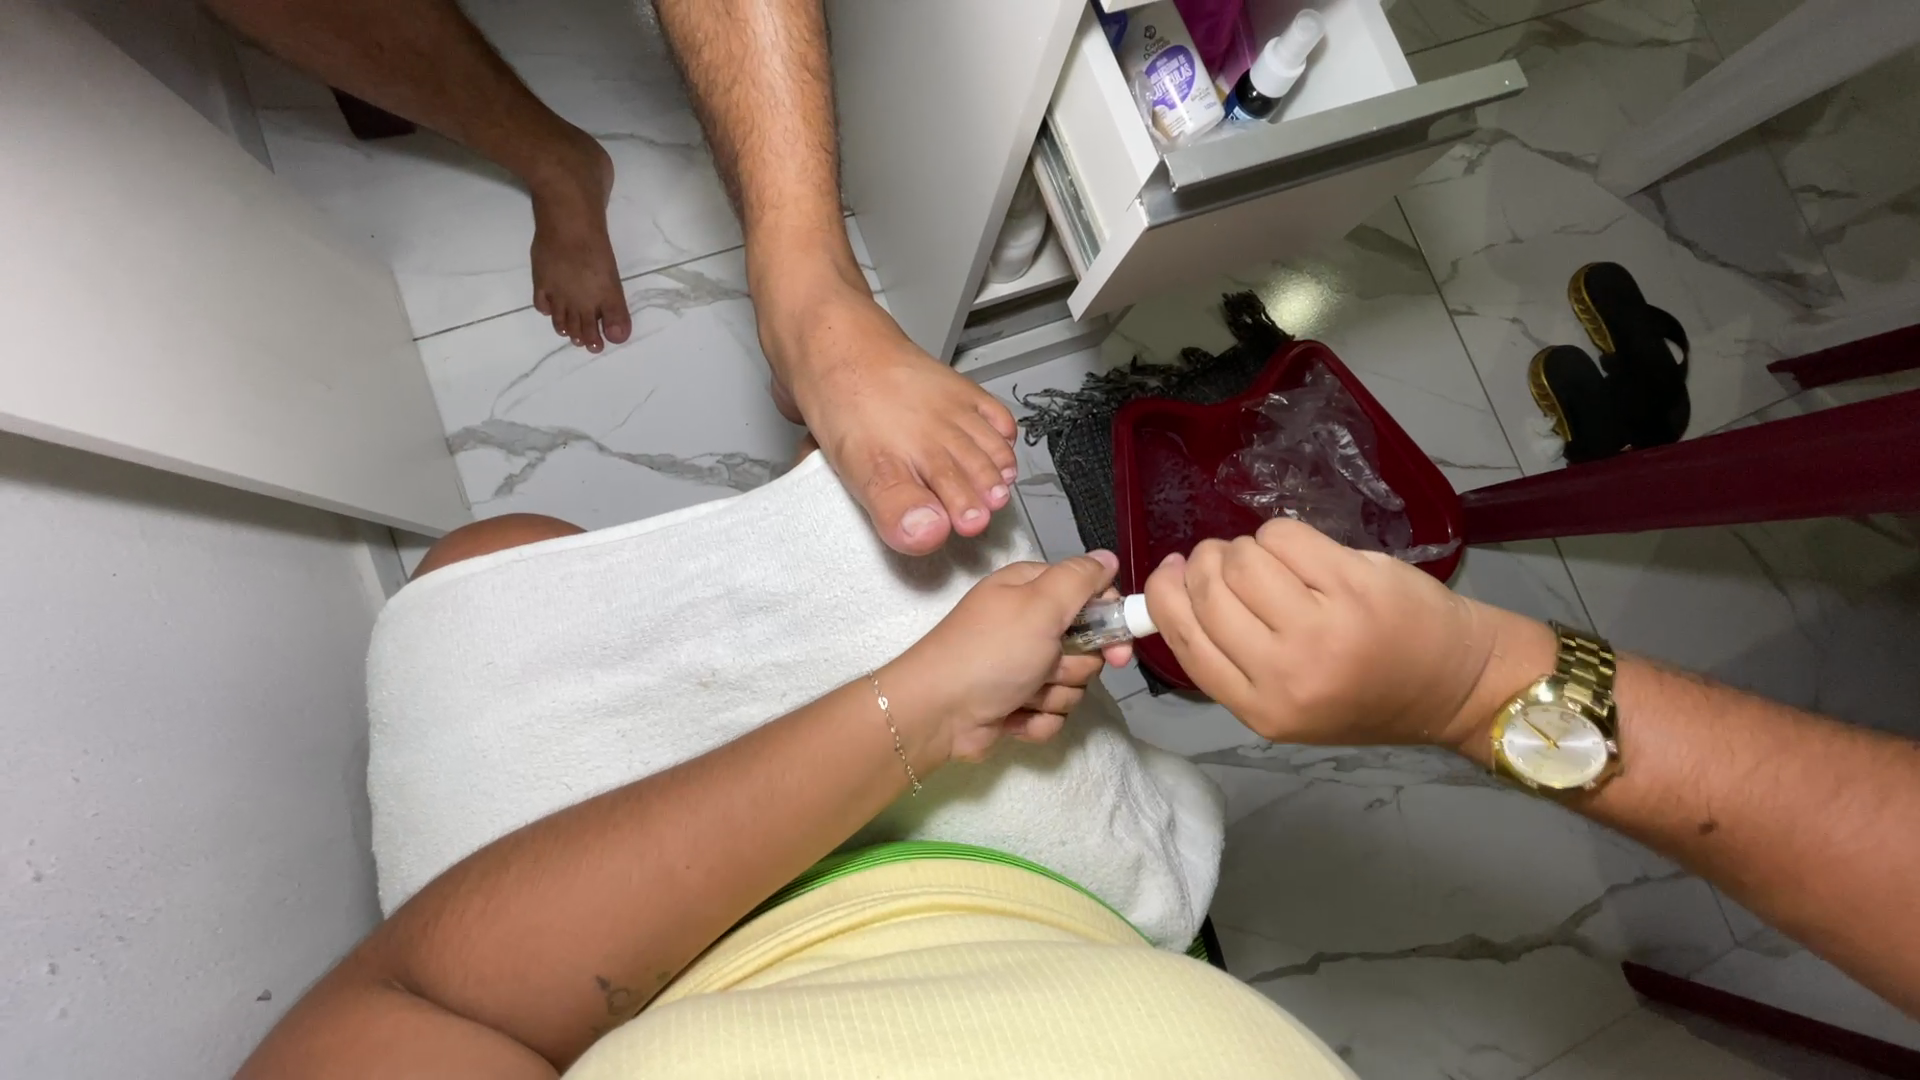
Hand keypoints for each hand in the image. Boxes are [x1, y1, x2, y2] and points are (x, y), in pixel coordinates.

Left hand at [761, 278, 1019, 555]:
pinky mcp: (951, 385)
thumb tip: (931, 534)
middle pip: (975, 473)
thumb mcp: (857, 467)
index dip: (965, 516)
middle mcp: (940, 435)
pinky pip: (988, 409)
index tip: (971, 528)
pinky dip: (999, 427)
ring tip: (998, 485)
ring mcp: (949, 408)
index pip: (956, 501)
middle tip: (988, 511)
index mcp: (920, 461)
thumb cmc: (837, 399)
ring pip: (986, 445)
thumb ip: (894, 505)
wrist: (829, 337)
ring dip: (994, 468)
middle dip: (984, 496)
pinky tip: (1001, 439)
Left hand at [886, 551, 1131, 764]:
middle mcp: (1028, 624)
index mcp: (1030, 591)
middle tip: (1049, 667)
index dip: (1107, 620)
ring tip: (1021, 693)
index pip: (1089, 595)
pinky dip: (1036, 719)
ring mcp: (1022, 667)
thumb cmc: (990, 652)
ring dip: (1052, 694)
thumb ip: (1079, 579)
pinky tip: (1012, 716)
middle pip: (1087, 646)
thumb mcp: (1038, 604)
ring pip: (1072, 684)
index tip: (1116, 644)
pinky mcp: (1017, 704)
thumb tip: (1108, 558)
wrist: (937, 712)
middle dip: (1073, 665)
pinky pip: (1052, 714)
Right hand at [1144, 519, 1523, 748]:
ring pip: (1240, 558)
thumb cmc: (1358, 693)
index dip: (1165, 594)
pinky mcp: (1353, 584)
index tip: (1171, 571)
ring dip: (1247, 549)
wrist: (1453, 684)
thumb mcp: (1279, 701)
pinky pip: (1282, 534)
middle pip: (1207, 589)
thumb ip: (1223, 655)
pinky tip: (1305, 554)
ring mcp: (1321, 626)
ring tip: (1275, 565)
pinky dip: (1281, 535)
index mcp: (1259, 708)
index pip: (1183, 635)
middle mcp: (1285, 672)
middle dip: (1206, 563)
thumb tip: (1169, 583)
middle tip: (1225, 562)